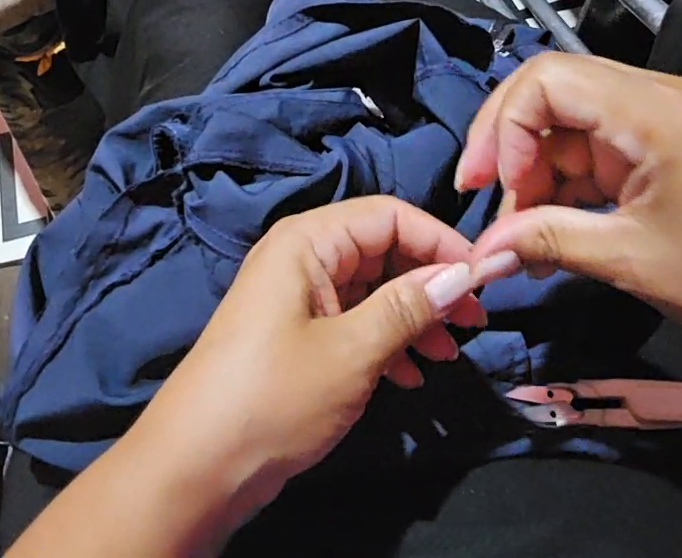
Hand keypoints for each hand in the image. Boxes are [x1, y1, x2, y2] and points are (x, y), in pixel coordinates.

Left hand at [129, 196, 484, 523]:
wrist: (197, 465)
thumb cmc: (274, 395)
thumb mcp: (351, 351)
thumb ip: (407, 308)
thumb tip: (461, 274)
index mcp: (307, 240)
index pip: (388, 215)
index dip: (439, 240)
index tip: (484, 278)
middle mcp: (302, 257)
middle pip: (382, 250)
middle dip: (429, 282)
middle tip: (473, 322)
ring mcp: (298, 297)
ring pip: (371, 289)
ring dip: (412, 318)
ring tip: (446, 356)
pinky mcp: (297, 335)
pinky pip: (353, 322)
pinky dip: (386, 343)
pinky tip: (410, 379)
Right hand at [456, 53, 681, 359]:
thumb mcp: (634, 261)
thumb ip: (546, 242)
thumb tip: (479, 252)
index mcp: (653, 110)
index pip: (545, 80)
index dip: (501, 126)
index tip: (485, 186)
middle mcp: (655, 97)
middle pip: (550, 93)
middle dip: (509, 148)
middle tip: (488, 204)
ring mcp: (662, 119)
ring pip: (567, 124)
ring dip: (536, 173)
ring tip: (524, 234)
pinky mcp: (665, 145)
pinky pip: (594, 148)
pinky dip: (566, 185)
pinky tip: (555, 227)